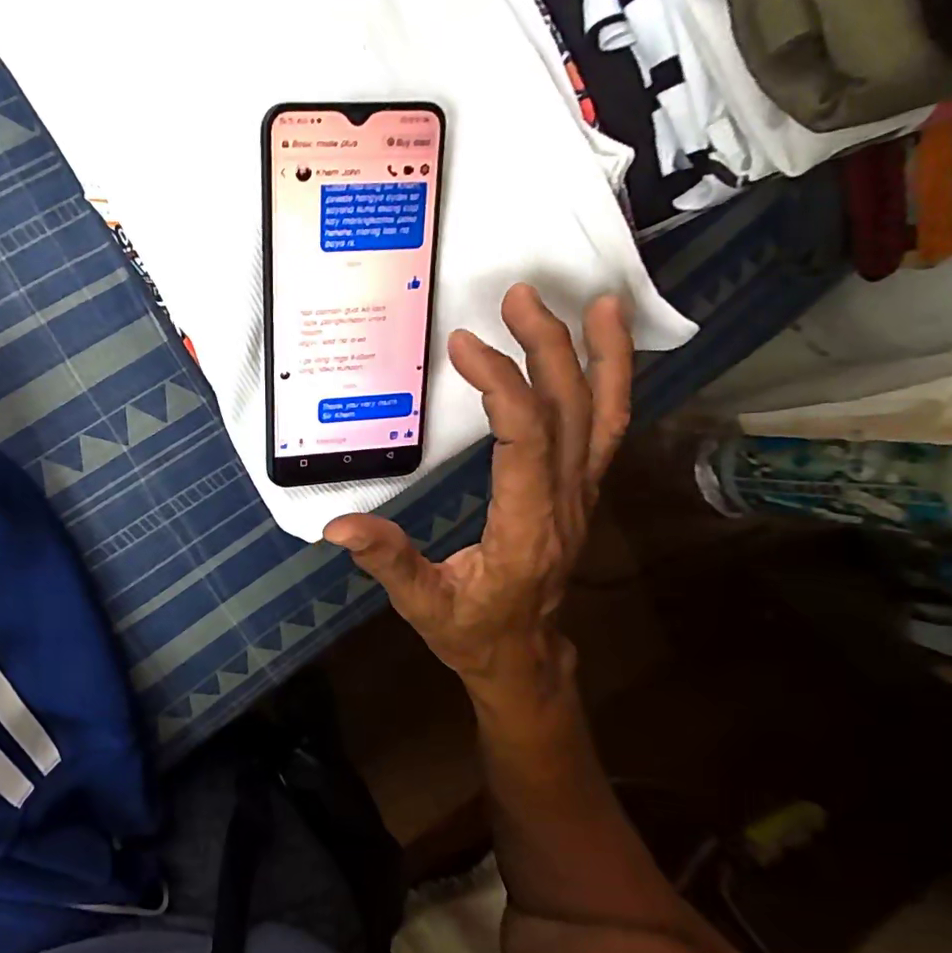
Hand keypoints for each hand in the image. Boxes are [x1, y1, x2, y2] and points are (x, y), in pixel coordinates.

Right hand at [324, 285, 631, 691]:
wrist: (523, 655)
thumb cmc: (471, 630)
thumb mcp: (424, 604)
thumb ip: (389, 561)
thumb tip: (338, 526)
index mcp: (525, 528)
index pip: (525, 440)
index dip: (500, 384)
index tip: (464, 344)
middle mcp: (565, 503)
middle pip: (571, 413)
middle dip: (548, 348)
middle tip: (518, 297)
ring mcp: (582, 494)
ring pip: (606, 417)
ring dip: (602, 355)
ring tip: (596, 302)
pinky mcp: (581, 488)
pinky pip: (606, 428)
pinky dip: (613, 381)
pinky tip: (604, 345)